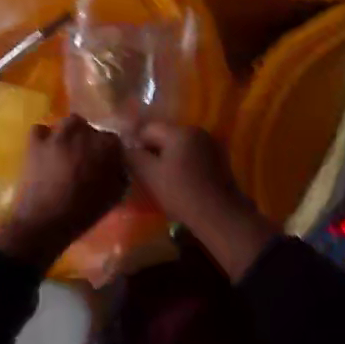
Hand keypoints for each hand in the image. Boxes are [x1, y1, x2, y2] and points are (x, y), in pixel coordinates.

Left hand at [0, 115, 128, 268]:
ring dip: (70, 134)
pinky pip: (41, 130)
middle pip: (89, 128)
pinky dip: (44, 138)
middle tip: (83, 159)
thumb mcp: (114, 197)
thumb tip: (117, 165)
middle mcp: (83, 133)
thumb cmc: (83, 213)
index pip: (113, 140)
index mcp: (107, 147)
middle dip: (88, 140)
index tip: (104, 164)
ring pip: (68, 123)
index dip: (108, 153)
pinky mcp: (35, 142)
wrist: (45, 222)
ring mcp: (57, 136)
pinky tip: (45, 152)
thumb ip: (120, 174)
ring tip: (65, 151)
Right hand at [125, 122, 276, 280]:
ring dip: (169, 158)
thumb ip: (133, 156)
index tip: (132, 164)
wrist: (218, 214)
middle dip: (153, 151)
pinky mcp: (220, 160)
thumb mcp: (149, 175)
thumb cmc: (180, 192)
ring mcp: (212, 145)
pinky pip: (194, 156)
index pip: (148, 129)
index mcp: (180, 132)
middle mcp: (197, 131)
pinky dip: (184, 164)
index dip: (135, 144)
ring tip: (163, 180)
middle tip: (145, 174)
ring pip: (180, 146)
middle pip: (166, 135)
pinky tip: (182, 183)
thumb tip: (124, 146)